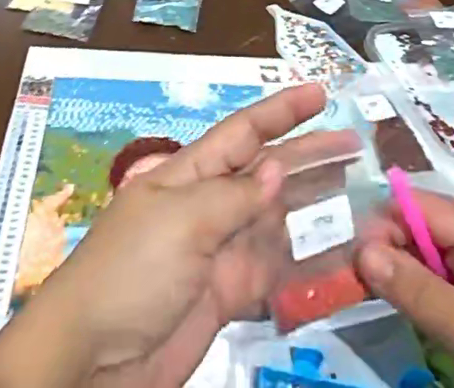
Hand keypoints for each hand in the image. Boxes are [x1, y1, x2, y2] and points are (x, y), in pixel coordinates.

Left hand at [0, 83, 328, 387]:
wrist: (94, 359)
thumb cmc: (130, 271)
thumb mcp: (180, 222)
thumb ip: (233, 196)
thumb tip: (277, 166)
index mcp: (189, 174)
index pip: (243, 132)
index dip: (281, 111)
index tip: (319, 93)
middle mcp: (208, 205)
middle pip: (267, 172)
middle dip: (308, 155)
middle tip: (356, 144)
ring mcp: (220, 250)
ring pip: (277, 220)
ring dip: (315, 207)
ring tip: (360, 195)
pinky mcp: (228, 294)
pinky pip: (275, 271)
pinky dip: (308, 264)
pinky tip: (341, 257)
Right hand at [357, 192, 453, 387]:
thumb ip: (416, 289)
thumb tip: (359, 249)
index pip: (410, 205)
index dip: (379, 229)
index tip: (355, 269)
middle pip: (413, 226)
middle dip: (385, 252)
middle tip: (360, 290)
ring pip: (421, 254)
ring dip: (398, 275)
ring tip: (378, 302)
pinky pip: (437, 279)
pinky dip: (416, 294)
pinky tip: (408, 313)